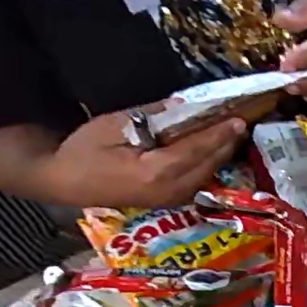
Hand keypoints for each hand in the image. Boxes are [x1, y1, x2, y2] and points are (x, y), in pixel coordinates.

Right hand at [41, 107, 246, 207]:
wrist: (63, 182)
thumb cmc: (83, 151)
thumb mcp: (113, 125)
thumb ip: (151, 117)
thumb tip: (183, 105)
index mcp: (157, 172)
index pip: (198, 150)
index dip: (219, 134)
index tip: (238, 120)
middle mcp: (171, 190)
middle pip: (209, 164)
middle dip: (227, 144)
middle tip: (243, 124)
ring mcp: (171, 199)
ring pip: (207, 174)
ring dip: (221, 154)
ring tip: (234, 134)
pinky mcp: (169, 200)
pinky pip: (198, 180)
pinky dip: (209, 164)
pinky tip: (216, 150)